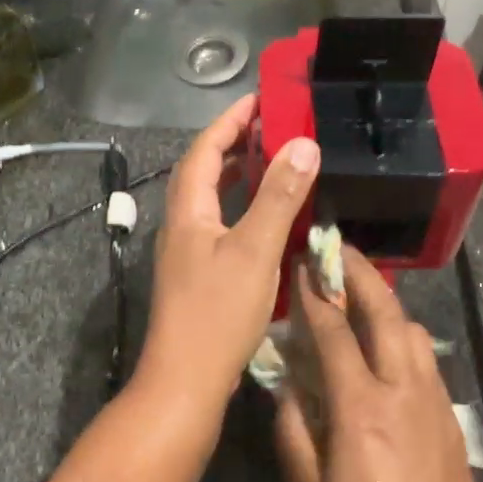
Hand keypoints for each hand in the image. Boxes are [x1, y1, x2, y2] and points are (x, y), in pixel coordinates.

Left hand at [138, 94, 318, 405]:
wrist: (184, 382)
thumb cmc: (217, 312)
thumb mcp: (254, 250)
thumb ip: (278, 196)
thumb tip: (302, 143)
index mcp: (188, 210)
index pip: (204, 149)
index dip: (230, 121)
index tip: (260, 99)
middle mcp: (181, 225)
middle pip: (202, 171)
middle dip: (233, 144)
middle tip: (272, 129)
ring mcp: (186, 253)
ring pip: (210, 201)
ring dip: (237, 177)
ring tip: (273, 165)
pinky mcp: (197, 277)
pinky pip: (219, 226)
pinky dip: (242, 210)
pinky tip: (267, 222)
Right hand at [274, 249, 482, 481]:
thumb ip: (292, 428)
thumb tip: (287, 384)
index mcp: (361, 407)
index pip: (334, 333)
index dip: (314, 295)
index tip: (300, 265)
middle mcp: (400, 389)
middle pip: (384, 312)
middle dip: (359, 273)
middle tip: (337, 248)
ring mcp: (431, 397)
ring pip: (410, 327)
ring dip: (384, 300)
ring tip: (359, 290)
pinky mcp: (447, 411)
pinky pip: (423, 353)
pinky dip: (401, 330)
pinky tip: (386, 339)